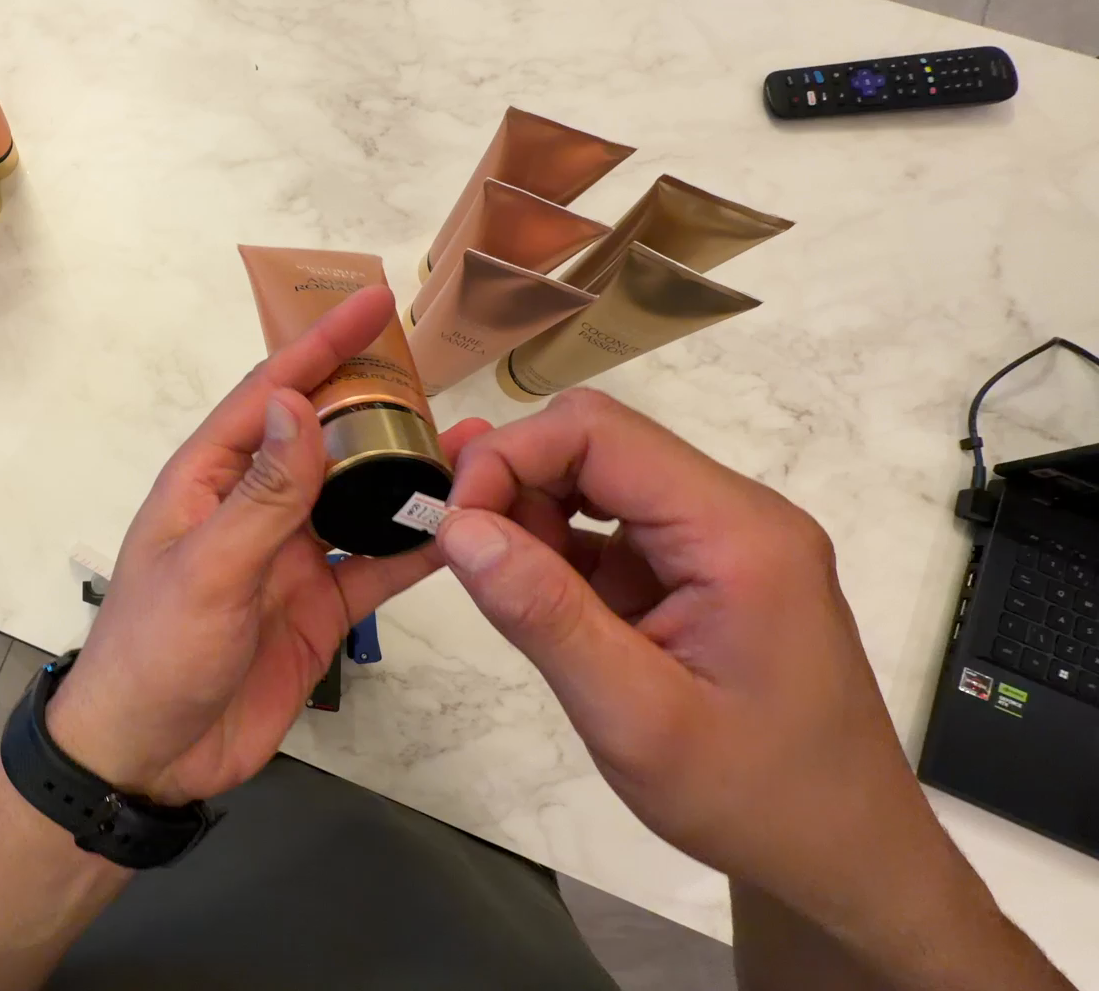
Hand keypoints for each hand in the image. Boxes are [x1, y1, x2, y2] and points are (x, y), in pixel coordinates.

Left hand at [47, 285, 489, 806]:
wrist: (153, 751)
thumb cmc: (159, 651)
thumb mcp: (208, 567)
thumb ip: (260, 493)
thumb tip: (297, 403)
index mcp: (209, 480)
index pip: (268, 395)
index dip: (319, 346)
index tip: (372, 303)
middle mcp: (253, 506)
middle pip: (322, 437)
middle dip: (375, 403)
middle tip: (442, 374)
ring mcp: (290, 555)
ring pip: (357, 497)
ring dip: (406, 473)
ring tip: (474, 445)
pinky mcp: (319, 603)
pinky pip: (376, 564)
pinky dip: (417, 545)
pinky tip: (465, 526)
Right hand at [434, 389, 1024, 971]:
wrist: (838, 854)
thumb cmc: (751, 796)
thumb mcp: (632, 716)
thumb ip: (543, 614)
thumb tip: (457, 526)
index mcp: (734, 532)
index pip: (598, 434)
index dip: (509, 457)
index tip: (452, 522)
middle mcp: (727, 514)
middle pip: (592, 442)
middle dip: (506, 475)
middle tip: (450, 537)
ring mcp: (706, 539)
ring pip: (588, 475)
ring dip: (518, 507)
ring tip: (476, 565)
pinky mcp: (683, 568)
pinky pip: (596, 523)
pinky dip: (541, 541)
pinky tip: (514, 582)